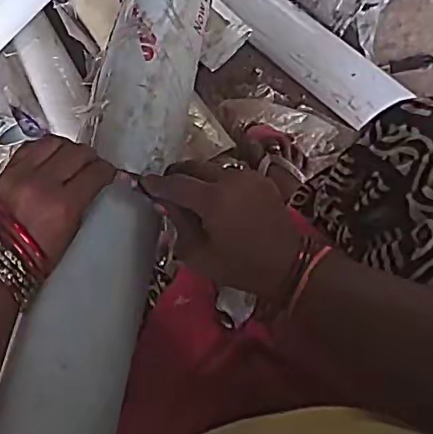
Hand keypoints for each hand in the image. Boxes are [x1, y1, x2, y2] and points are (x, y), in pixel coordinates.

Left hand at [0, 136, 118, 260]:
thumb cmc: (35, 258)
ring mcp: (21, 175)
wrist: (0, 260)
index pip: (95, 172)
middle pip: (77, 152)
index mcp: (62, 206)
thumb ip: (86, 203)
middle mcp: (41, 185)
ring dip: (67, 149)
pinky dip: (44, 149)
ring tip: (71, 159)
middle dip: (90, 158)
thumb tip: (98, 183)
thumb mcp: (72, 233)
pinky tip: (50, 157)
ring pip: (54, 142)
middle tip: (93, 166)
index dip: (107, 171)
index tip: (108, 173)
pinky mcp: (7, 172)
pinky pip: (31, 146)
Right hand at [142, 161, 305, 299]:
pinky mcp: (260, 179)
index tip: (143, 184)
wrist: (289, 265)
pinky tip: (216, 198)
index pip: (175, 184)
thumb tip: (165, 203)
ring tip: (191, 195)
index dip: (156, 184)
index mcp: (212, 199)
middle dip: (176, 175)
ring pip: (211, 168)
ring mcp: (247, 176)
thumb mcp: (199, 254)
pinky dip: (216, 181)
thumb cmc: (241, 266)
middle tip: (165, 189)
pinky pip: (229, 174)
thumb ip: (179, 223)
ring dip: (197, 178)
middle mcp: (229, 180)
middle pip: (192, 167)